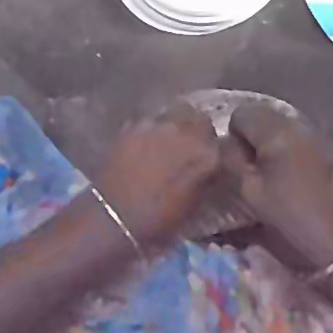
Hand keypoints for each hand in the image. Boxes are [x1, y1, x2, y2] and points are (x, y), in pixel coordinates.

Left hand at [94, 102, 221, 245]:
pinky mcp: (129, 125)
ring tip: (161, 146)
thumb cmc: (160, 217)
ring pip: (169, 115)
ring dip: (169, 127)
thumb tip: (208, 163)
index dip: (209, 145)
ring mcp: (153, 124)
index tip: (204, 155)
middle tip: (184, 146)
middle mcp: (180, 130)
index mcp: (202, 151)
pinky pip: (145, 123)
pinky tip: (140, 148)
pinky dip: (147, 132)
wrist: (116, 216)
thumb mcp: (194, 201)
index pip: (216, 137)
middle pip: (194, 116)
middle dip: (192, 128)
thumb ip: (205, 173)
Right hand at [222, 104, 332, 270]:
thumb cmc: (283, 216)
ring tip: (275, 163)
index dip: (233, 134)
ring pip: (291, 124)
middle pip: (266, 114)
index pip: (242, 115)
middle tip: (252, 160)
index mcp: (276, 134)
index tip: (237, 157)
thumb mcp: (247, 189)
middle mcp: (300, 129)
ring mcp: (323, 142)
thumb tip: (228, 142)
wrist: (330, 246)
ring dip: (278, 136)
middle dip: (254, 131)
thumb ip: (232, 158)